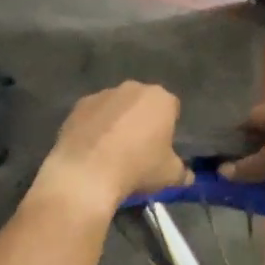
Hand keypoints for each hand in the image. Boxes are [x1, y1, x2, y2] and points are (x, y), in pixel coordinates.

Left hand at [35, 82, 189, 211]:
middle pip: (142, 103)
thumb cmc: (137, 168)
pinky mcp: (77, 106)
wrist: (87, 173)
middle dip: (141, 120)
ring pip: (115, 107)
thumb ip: (181, 172)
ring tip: (111, 151)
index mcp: (160, 98)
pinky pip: (92, 116)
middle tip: (138, 147)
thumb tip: (187, 176)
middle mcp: (132, 88)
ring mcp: (101, 94)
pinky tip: (91, 149)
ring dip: (116, 122)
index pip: (171, 108)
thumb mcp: (169, 175)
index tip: (161, 147)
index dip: (168, 127)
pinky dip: (93, 127)